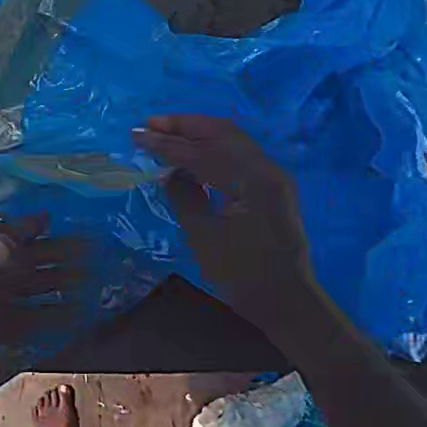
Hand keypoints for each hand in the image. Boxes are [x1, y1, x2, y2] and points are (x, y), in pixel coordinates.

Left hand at [0, 218, 82, 426]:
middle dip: (45, 261)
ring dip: (46, 289)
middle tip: (81, 253)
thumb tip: (8, 236)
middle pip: (9, 269)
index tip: (52, 219)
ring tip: (82, 282)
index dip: (23, 231)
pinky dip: (38, 318)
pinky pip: (14, 321)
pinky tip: (65, 317)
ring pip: (15, 295)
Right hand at [133, 114, 324, 335]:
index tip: (137, 135)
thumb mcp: (205, 236)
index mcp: (253, 178)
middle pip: (222, 133)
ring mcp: (273, 176)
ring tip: (165, 131)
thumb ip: (185, 196)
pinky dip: (213, 149)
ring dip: (198, 134)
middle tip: (150, 123)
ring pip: (232, 141)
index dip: (167, 143)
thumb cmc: (244, 275)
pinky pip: (239, 156)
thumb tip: (168, 172)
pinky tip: (191, 155)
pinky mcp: (271, 187)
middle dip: (184, 126)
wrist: (288, 303)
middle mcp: (267, 168)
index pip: (203, 151)